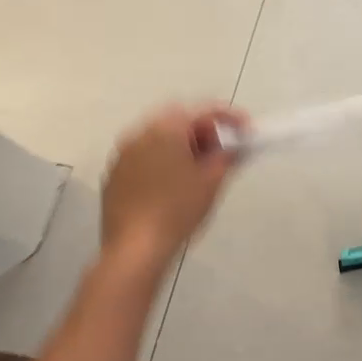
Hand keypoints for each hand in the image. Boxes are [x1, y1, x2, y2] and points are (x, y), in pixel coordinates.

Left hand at [100, 102, 247, 264]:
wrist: (134, 248)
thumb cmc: (178, 210)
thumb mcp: (212, 182)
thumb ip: (228, 156)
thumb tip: (236, 146)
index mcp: (166, 130)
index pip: (203, 111)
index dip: (230, 117)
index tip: (247, 130)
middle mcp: (140, 134)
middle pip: (178, 120)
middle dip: (202, 130)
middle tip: (220, 151)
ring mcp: (123, 154)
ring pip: (158, 137)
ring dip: (181, 145)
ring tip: (197, 170)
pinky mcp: (114, 174)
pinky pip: (143, 156)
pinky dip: (162, 160)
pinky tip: (172, 185)